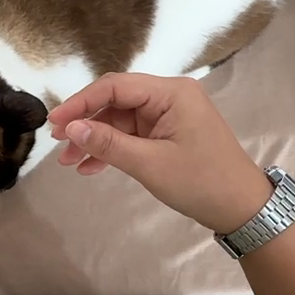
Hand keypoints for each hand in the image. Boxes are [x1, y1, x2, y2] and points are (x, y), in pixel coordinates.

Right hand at [48, 73, 272, 232]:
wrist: (239, 207)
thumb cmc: (200, 181)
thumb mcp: (149, 164)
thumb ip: (108, 143)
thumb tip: (70, 128)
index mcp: (171, 93)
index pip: (115, 86)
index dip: (80, 102)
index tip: (54, 123)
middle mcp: (169, 97)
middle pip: (115, 101)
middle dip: (84, 122)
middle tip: (57, 144)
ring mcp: (167, 116)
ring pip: (118, 121)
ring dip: (93, 140)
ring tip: (69, 162)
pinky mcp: (165, 135)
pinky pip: (129, 136)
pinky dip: (110, 150)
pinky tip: (90, 168)